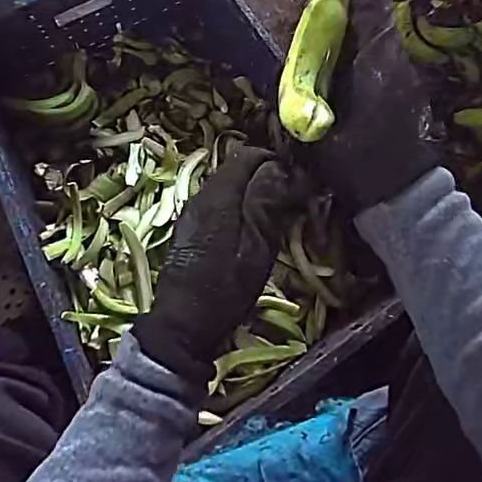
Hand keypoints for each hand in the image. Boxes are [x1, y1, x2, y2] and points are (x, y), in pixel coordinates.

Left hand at [131, 147, 305, 382]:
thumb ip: (267, 203)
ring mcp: (193, 211)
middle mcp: (201, 195)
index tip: (299, 179)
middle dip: (266, 176)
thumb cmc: (224, 288)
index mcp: (218, 195)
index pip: (248, 156)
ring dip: (253, 192)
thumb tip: (283, 168)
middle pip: (237, 168)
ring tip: (277, 214)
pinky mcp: (190, 227)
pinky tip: (252, 228)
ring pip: (229, 186)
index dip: (276, 161)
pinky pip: (219, 203)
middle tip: (293, 199)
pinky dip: (239, 206)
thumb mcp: (256, 248)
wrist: (182, 325)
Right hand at [310, 0, 441, 212]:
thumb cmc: (356, 164)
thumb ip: (302, 96)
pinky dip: (365, 41)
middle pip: (378, 12)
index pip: (370, 5)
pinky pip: (385, 50)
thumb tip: (288, 67)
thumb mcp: (318, 132)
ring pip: (382, 31)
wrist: (403, 195)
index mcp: (375, 65)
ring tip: (330, 22)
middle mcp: (396, 61)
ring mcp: (407, 72)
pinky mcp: (409, 84)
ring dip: (359, 20)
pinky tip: (345, 55)